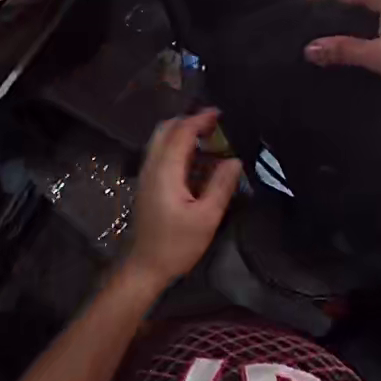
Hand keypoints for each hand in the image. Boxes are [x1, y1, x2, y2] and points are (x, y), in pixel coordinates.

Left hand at [123, 109, 241, 286]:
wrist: (146, 267)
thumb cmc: (177, 245)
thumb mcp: (207, 218)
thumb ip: (221, 186)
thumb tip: (235, 160)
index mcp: (165, 172)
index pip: (181, 133)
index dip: (200, 119)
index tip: (221, 113)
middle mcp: (151, 167)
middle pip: (165, 130)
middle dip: (190, 121)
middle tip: (215, 124)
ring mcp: (147, 176)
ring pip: (161, 141)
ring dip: (183, 134)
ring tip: (210, 139)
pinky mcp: (148, 185)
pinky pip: (161, 154)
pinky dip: (178, 148)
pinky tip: (198, 161)